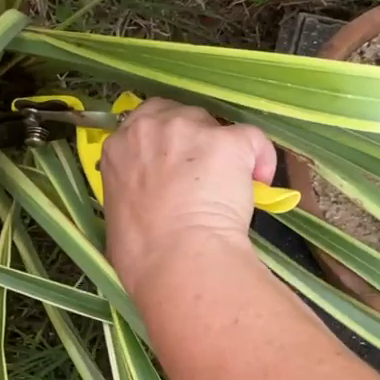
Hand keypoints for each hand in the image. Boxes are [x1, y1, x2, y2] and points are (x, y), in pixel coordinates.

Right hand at [100, 98, 275, 299]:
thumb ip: (132, 192)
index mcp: (118, 148)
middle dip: (195, 142)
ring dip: (224, 151)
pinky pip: (253, 140)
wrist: (178, 262)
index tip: (176, 163)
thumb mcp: (119, 216)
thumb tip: (150, 202)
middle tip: (204, 175)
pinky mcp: (228, 141)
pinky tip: (259, 183)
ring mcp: (191, 131)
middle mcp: (151, 129)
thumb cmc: (141, 256)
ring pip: (216, 127)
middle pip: (182, 117)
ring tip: (230, 187)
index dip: (166, 142)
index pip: (145, 122)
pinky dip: (261, 159)